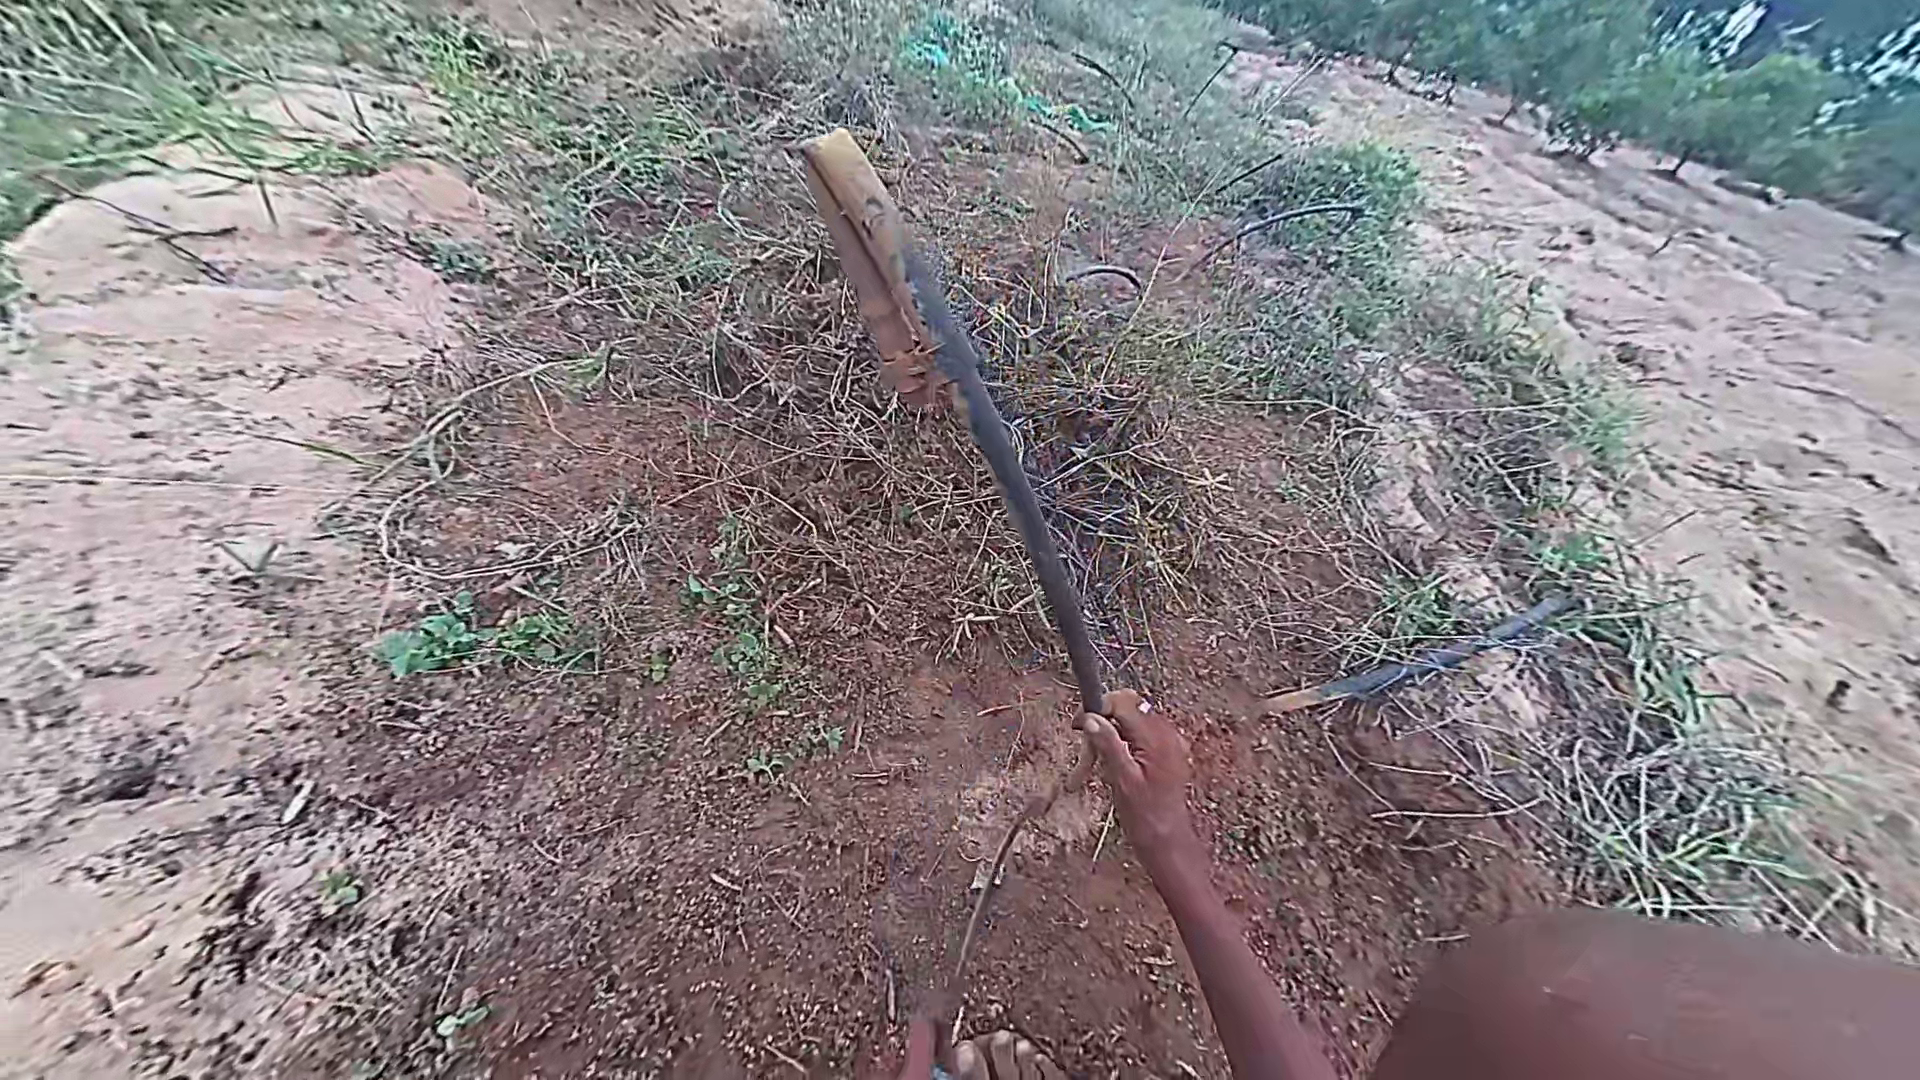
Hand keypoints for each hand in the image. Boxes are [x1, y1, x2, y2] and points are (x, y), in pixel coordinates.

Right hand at [1083, 690, 1202, 883]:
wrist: (1168, 843)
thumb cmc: (1144, 817)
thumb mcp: (1121, 780)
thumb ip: (1108, 744)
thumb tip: (1090, 718)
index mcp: (1157, 739)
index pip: (1124, 702)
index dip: (1098, 709)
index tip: (1079, 726)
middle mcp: (1167, 734)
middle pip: (1128, 705)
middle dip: (1104, 719)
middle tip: (1087, 746)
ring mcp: (1169, 741)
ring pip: (1131, 717)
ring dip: (1111, 730)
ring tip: (1097, 759)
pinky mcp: (1166, 750)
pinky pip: (1139, 731)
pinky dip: (1122, 739)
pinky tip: (1114, 761)